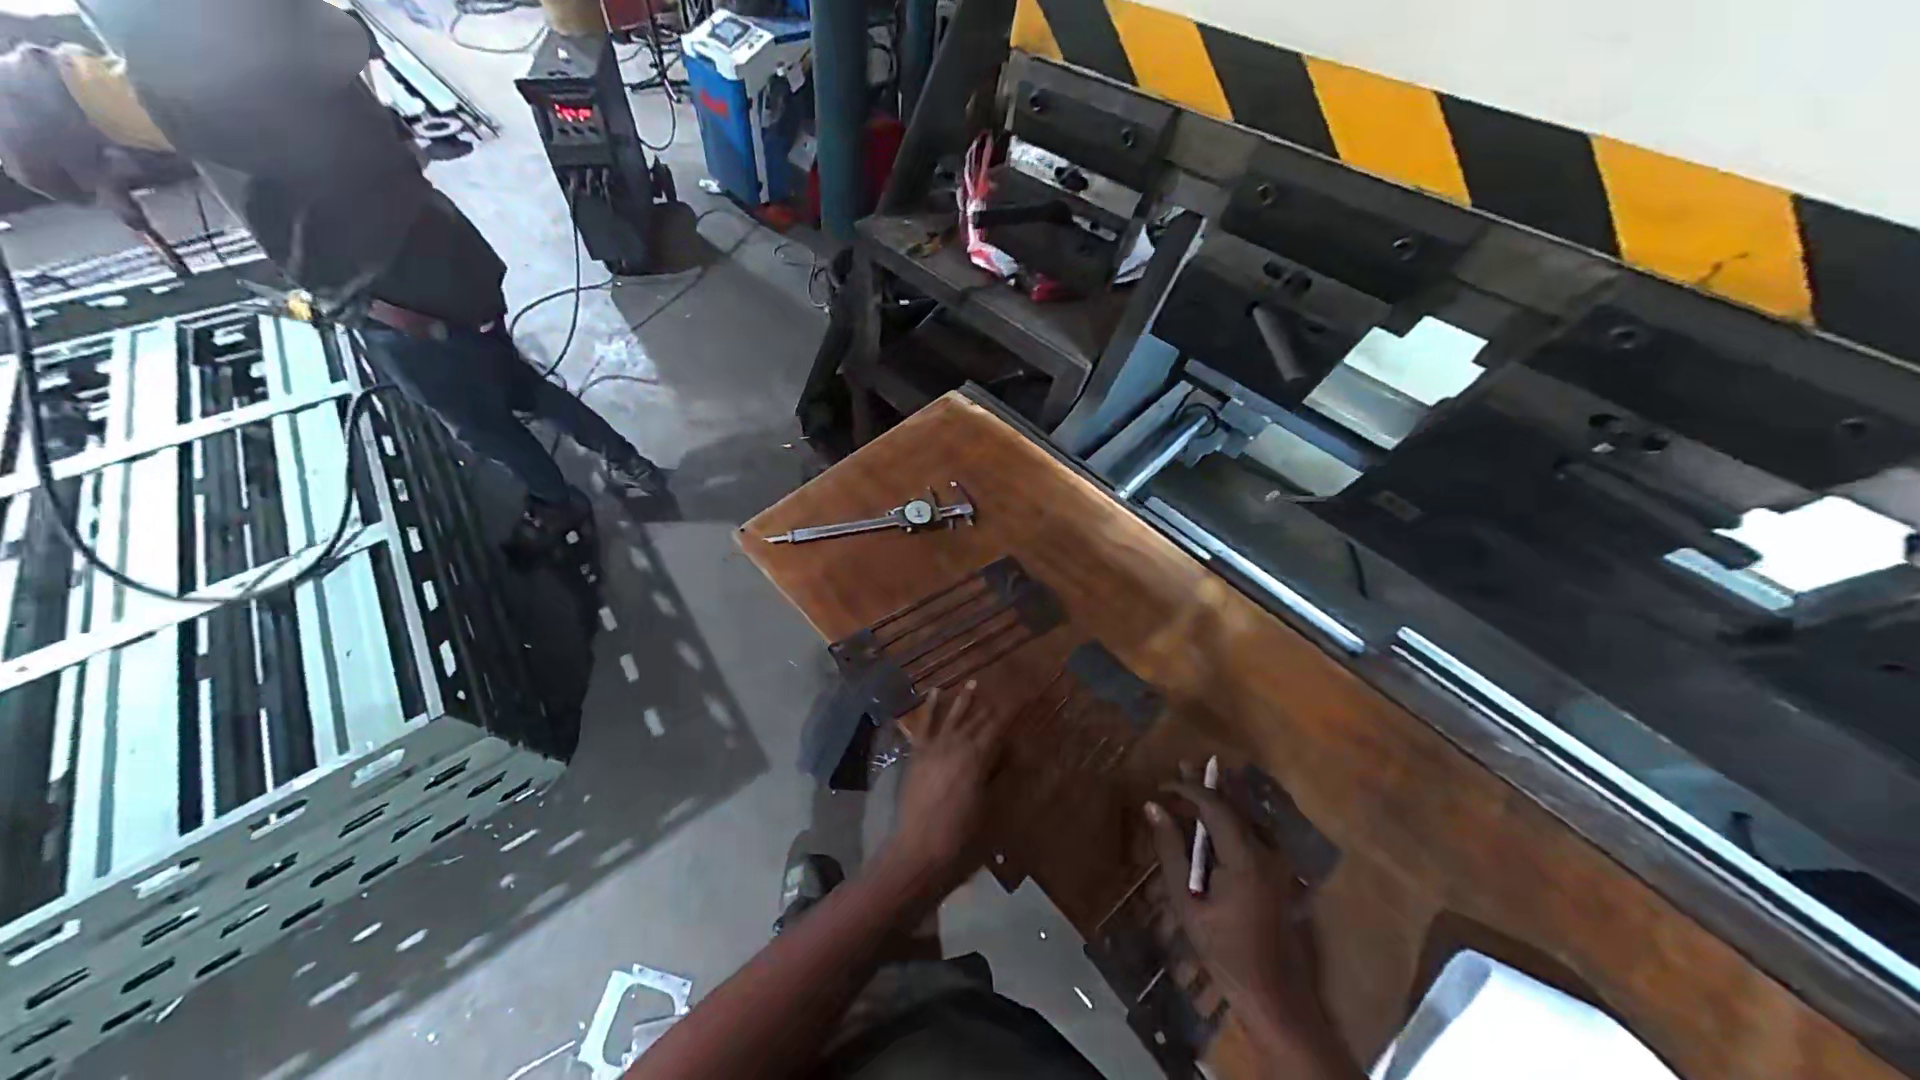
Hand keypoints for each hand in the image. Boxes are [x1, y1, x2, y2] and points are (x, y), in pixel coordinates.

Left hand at [883, 680, 1013, 891]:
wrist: (920, 849)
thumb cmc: (962, 834)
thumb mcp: (990, 805)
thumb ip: (998, 775)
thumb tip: (1010, 753)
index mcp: (978, 757)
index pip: (999, 727)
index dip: (1012, 712)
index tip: (1023, 697)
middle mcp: (956, 744)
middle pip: (978, 720)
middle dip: (992, 704)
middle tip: (1005, 689)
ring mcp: (934, 747)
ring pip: (952, 716)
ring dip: (964, 700)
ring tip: (973, 682)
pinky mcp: (917, 754)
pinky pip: (924, 725)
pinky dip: (929, 708)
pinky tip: (934, 693)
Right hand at [1145, 780, 1334, 1048]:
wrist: (1273, 992)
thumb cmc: (1222, 948)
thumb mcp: (1187, 900)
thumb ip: (1170, 849)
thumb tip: (1153, 807)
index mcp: (1245, 856)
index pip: (1215, 806)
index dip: (1188, 790)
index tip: (1161, 787)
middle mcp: (1268, 851)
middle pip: (1235, 804)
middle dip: (1207, 785)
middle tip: (1182, 765)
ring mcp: (1279, 862)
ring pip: (1247, 816)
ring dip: (1221, 799)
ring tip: (1196, 781)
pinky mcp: (1281, 873)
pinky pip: (1255, 832)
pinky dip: (1233, 818)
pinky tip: (1217, 816)